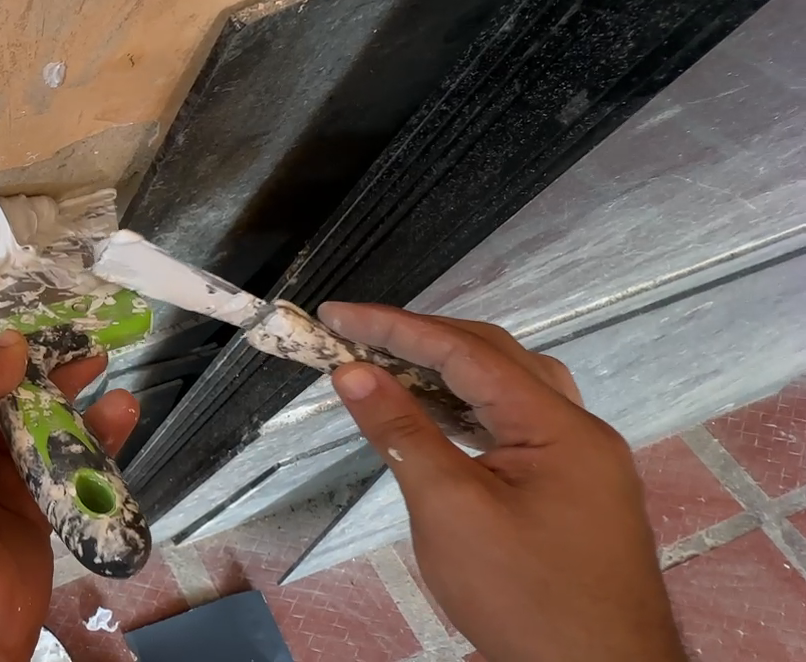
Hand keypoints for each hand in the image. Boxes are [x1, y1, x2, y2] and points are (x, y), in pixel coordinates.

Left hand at [0, 330, 139, 661]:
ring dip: (72, 396)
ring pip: (39, 427)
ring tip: (102, 361)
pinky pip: (69, 468)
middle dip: (37, 366)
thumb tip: (12, 344)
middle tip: (77, 337)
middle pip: (0, 395)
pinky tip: (120, 410)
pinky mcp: (36, 516)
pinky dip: (96, 439)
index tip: (26, 325)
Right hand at [321, 302, 685, 661]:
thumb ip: (400, 429)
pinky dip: (460, 396)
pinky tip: (428, 406)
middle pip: (491, 354)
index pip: (463, 352)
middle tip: (352, 332)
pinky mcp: (566, 484)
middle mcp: (576, 430)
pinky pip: (508, 414)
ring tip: (383, 358)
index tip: (333, 315)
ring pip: (503, 381)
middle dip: (417, 335)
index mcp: (558, 428)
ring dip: (441, 361)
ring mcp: (576, 459)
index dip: (392, 327)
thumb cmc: (522, 593)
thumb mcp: (448, 506)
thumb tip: (349, 370)